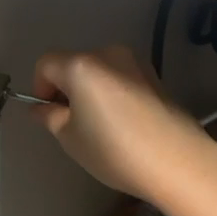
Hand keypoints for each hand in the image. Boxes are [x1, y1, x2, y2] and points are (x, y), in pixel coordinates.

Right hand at [30, 46, 210, 198]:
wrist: (176, 161)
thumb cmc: (113, 149)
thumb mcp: (70, 137)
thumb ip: (49, 116)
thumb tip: (41, 108)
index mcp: (81, 65)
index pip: (45, 64)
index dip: (40, 88)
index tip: (48, 114)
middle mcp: (108, 54)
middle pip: (73, 64)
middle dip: (65, 89)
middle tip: (71, 123)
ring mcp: (136, 63)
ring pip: (98, 72)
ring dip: (89, 92)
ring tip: (98, 126)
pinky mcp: (154, 77)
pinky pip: (119, 79)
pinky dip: (111, 95)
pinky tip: (121, 124)